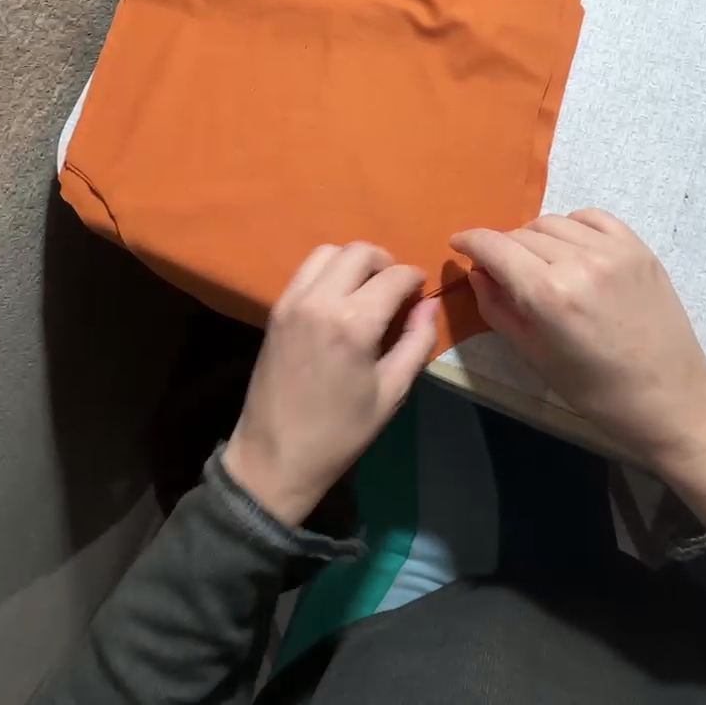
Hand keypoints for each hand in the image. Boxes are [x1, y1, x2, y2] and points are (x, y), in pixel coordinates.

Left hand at [223, 243, 438, 526]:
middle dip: (385, 262)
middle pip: (359, 251)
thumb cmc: (341, 431)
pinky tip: (338, 299)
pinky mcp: (276, 308)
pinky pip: (305, 270)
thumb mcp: (391, 391)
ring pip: (328, 251)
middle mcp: (320, 300)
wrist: (276, 453)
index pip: (394, 276)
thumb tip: (429, 302)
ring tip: (366, 290)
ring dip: (353, 262)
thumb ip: (417, 341)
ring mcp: (292, 301)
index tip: (420, 292)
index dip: (415, 279)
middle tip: (395, 290)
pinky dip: (327, 271)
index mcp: (353, 323)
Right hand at [450, 211, 705, 525]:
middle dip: (502, 249)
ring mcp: (614, 251)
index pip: (494, 246)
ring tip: (538, 263)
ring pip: (553, 222)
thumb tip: (478, 274)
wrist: (672, 400)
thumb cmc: (596, 391)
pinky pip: (592, 217)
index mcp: (548, 294)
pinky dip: (571, 226)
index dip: (469, 241)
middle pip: (520, 233)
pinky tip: (570, 248)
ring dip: (534, 238)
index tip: (458, 244)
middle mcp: (579, 262)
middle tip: (502, 273)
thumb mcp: (533, 356)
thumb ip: (497, 308)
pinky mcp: (639, 249)